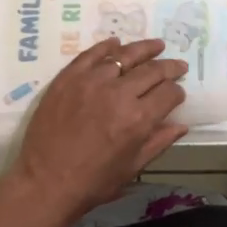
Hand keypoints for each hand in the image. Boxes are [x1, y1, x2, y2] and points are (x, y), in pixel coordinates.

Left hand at [2, 37, 189, 223]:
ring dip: (144, 49)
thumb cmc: (92, 183)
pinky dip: (106, 46)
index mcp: (137, 119)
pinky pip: (92, 54)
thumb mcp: (132, 168)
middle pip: (152, 70)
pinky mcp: (69, 77)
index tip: (178, 93)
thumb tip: (182, 125)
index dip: (177, 92)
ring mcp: (92, 82)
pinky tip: (116, 43)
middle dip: (170, 67)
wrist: (44, 183)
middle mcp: (118, 94)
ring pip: (124, 56)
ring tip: (157, 45)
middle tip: (178, 65)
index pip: (168, 93)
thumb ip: (158, 142)